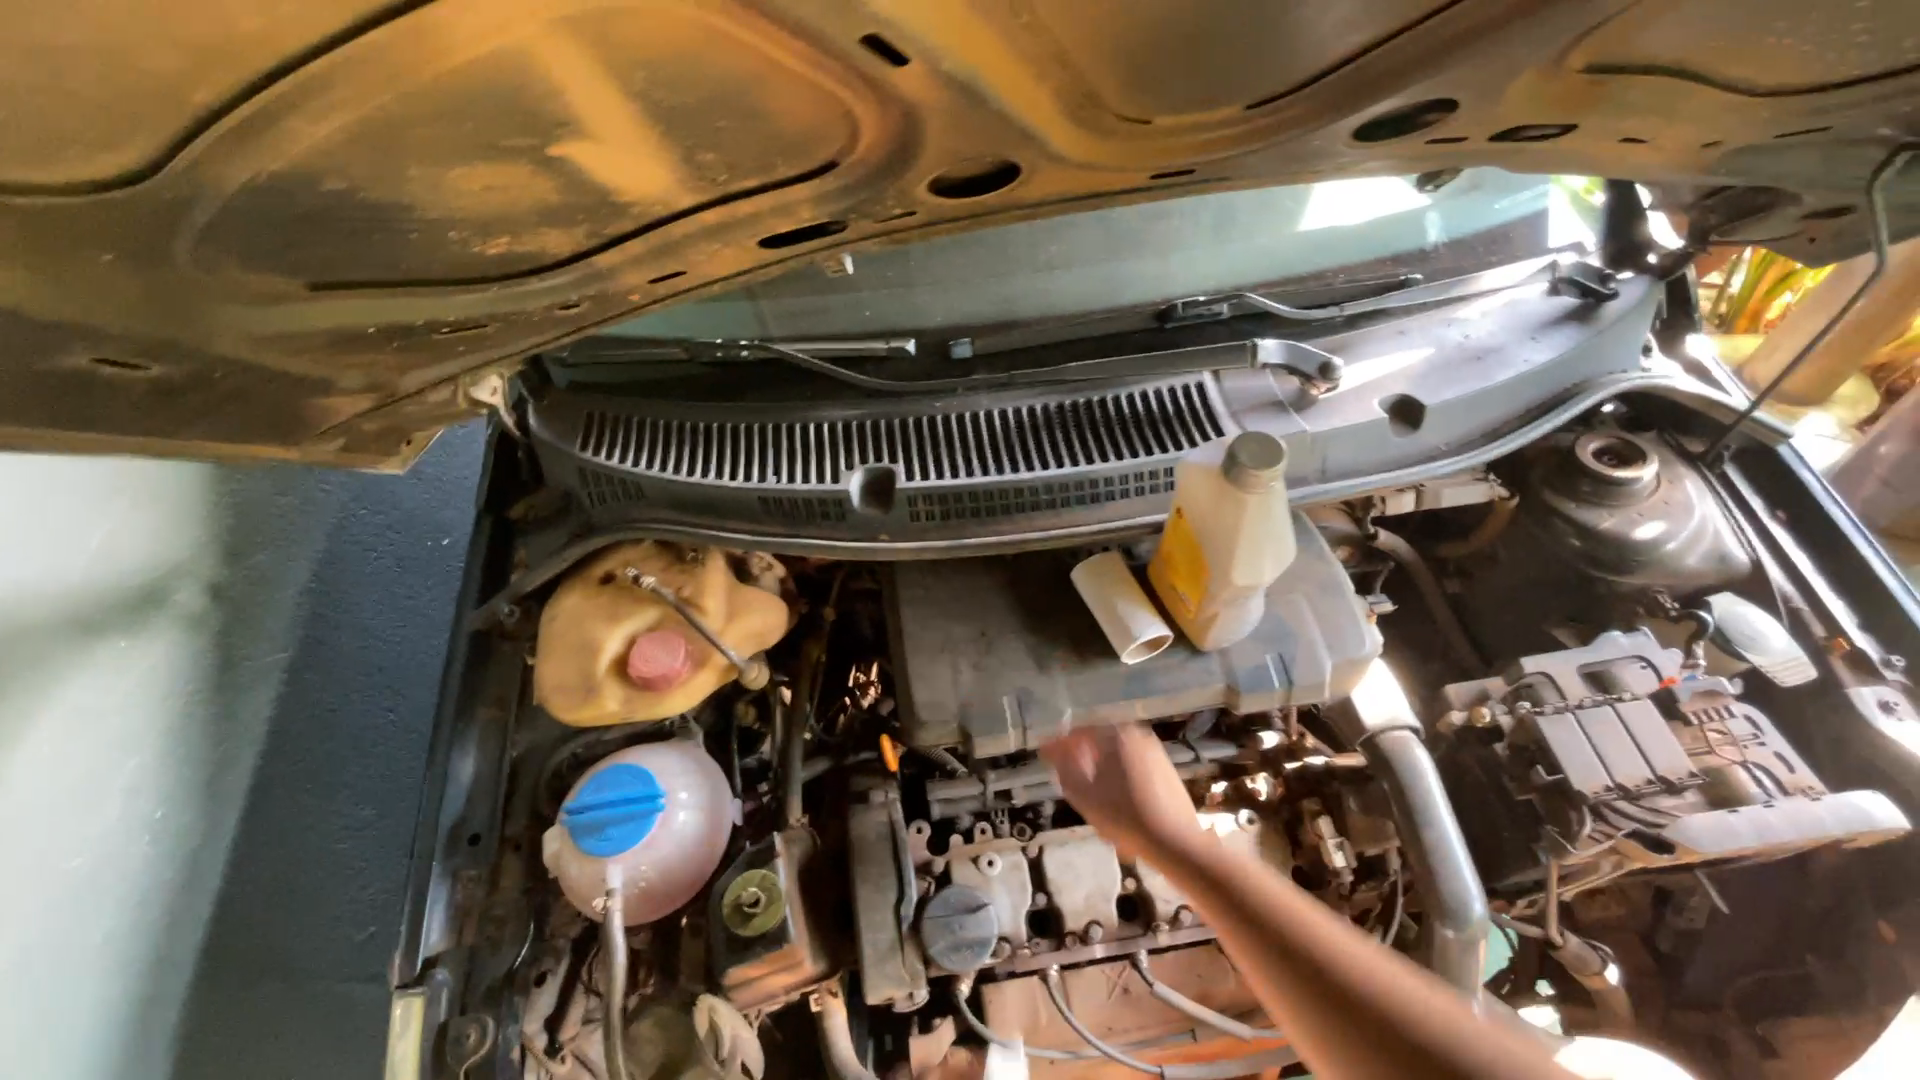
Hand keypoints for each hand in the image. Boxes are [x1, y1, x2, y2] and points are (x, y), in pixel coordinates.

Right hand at [1039, 724, 1202, 859]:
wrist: (1174, 840)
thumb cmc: (1124, 816)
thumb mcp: (1083, 794)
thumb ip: (1063, 767)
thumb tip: (1051, 749)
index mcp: (1115, 735)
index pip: (1078, 731)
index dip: (1059, 743)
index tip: (1045, 754)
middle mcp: (1136, 734)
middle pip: (1099, 740)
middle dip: (1081, 754)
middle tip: (1066, 772)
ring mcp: (1154, 750)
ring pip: (1116, 752)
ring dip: (1099, 764)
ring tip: (1088, 788)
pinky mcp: (1165, 767)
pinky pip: (1132, 762)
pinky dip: (1117, 772)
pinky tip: (1113, 795)